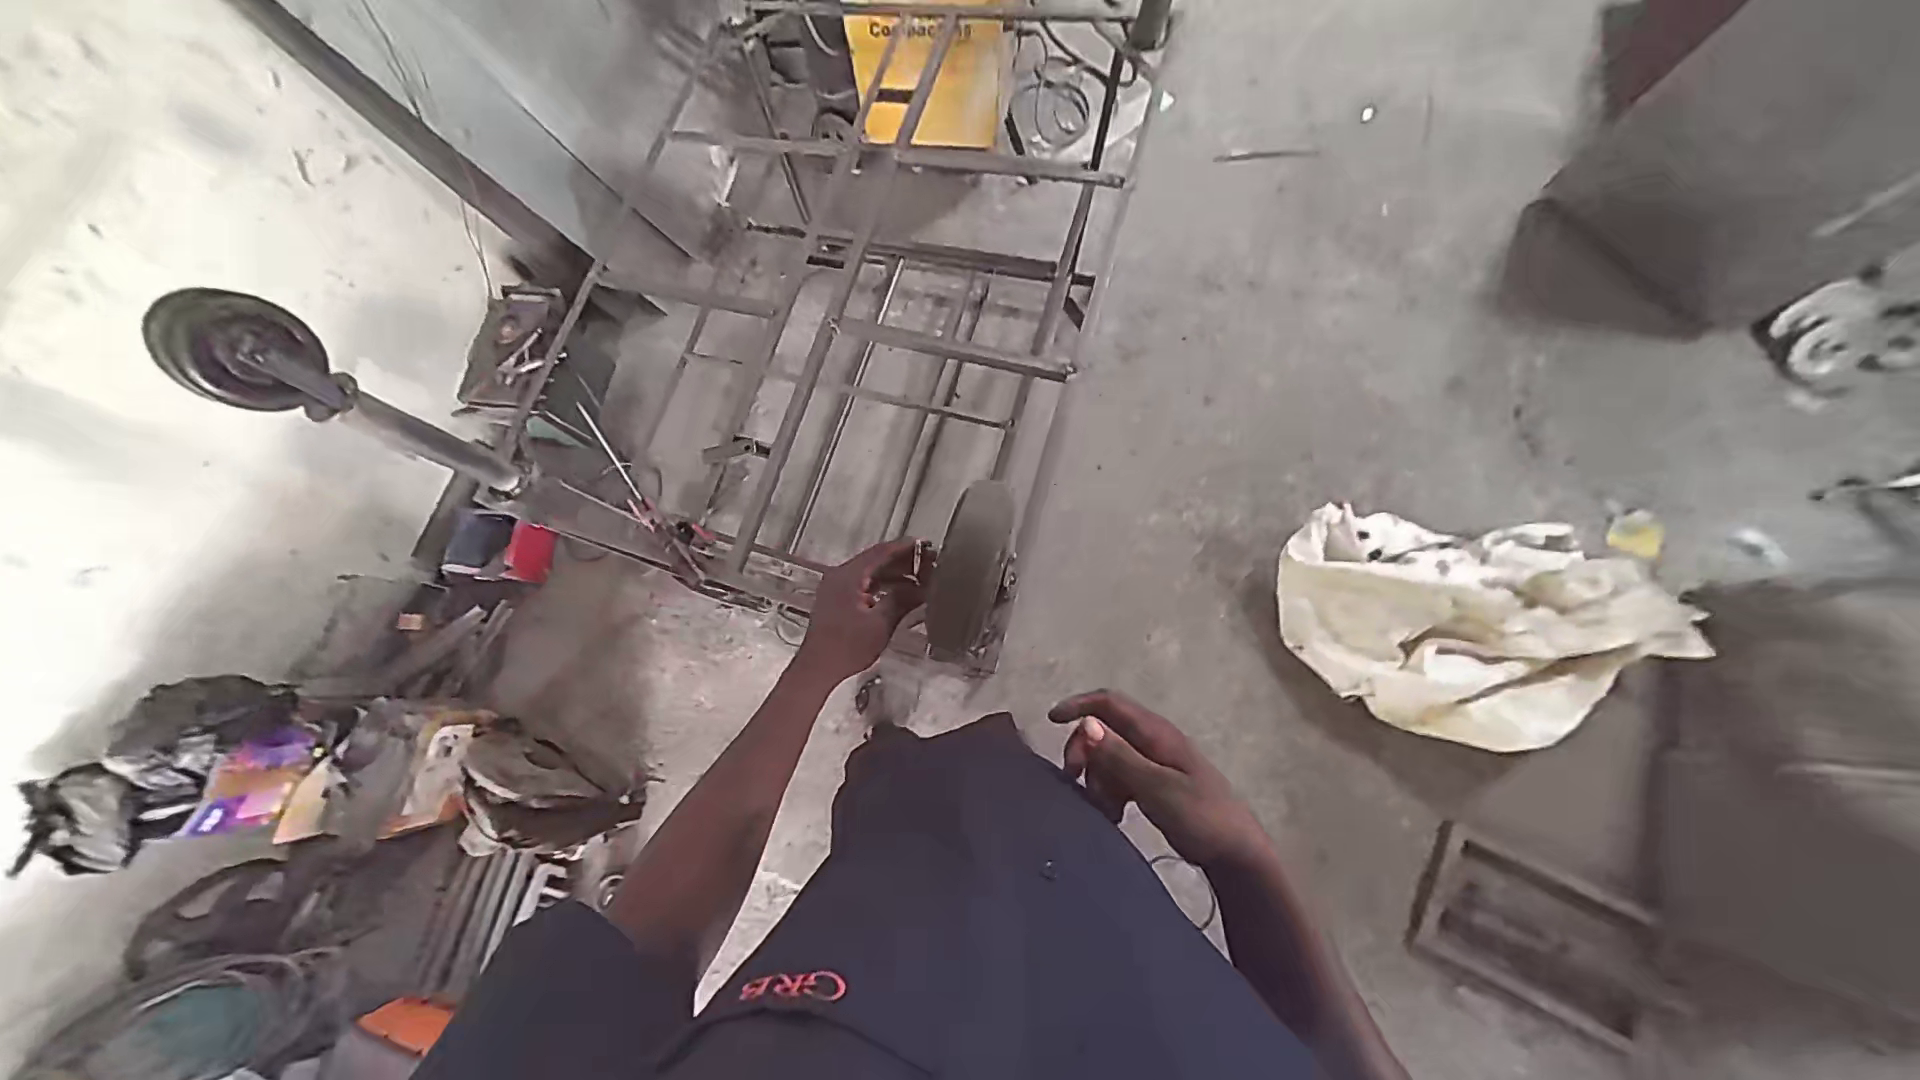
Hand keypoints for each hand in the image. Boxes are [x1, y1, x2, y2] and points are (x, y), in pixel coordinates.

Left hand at [796, 539, 930, 683]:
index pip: (880, 552)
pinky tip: (900, 593)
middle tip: (929, 565)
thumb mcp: (880, 623)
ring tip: (920, 580)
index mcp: (848, 576)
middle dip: (903, 562)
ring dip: (894, 575)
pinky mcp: (837, 600)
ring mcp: (836, 588)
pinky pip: (863, 584)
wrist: (817, 669)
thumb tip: (924, 587)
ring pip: (870, 573)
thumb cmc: (846, 648)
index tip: (927, 546)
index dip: (906, 548)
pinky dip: (882, 585)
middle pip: (875, 560)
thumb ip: (902, 600)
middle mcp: (839, 576)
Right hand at [1050, 690, 1268, 867]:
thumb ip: (1120, 757)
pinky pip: (1120, 776)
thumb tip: (1086, 724)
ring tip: (1104, 809)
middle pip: (1104, 730)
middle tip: (1074, 779)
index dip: (1078, 705)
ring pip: (1109, 756)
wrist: (1237, 855)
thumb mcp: (1156, 788)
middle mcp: (1153, 740)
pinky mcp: (1156, 782)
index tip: (1051, 721)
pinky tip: (1114, 815)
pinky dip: (1110, 791)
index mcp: (1155, 733)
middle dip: (1084, 751)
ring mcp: (1155, 761)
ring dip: (1097, 778)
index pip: (1109, 702)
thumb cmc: (1200, 817)